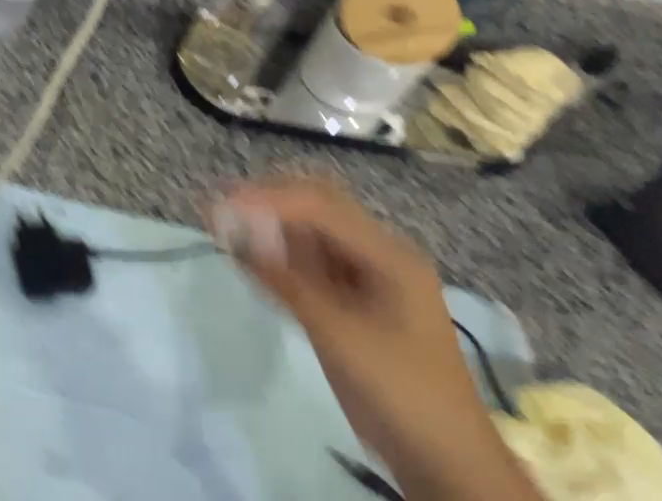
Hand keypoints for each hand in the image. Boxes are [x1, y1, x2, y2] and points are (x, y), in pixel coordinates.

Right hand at [214, 180, 539, 500]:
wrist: (444, 460)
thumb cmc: (399, 391)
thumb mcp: (338, 333)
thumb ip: (285, 279)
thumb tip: (231, 234)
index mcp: (389, 255)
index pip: (319, 205)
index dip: (265, 200)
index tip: (218, 209)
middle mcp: (379, 256)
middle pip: (316, 208)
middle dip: (266, 203)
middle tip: (217, 211)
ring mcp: (367, 280)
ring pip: (310, 234)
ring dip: (268, 227)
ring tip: (223, 231)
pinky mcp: (352, 303)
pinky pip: (309, 264)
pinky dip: (276, 257)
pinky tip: (247, 260)